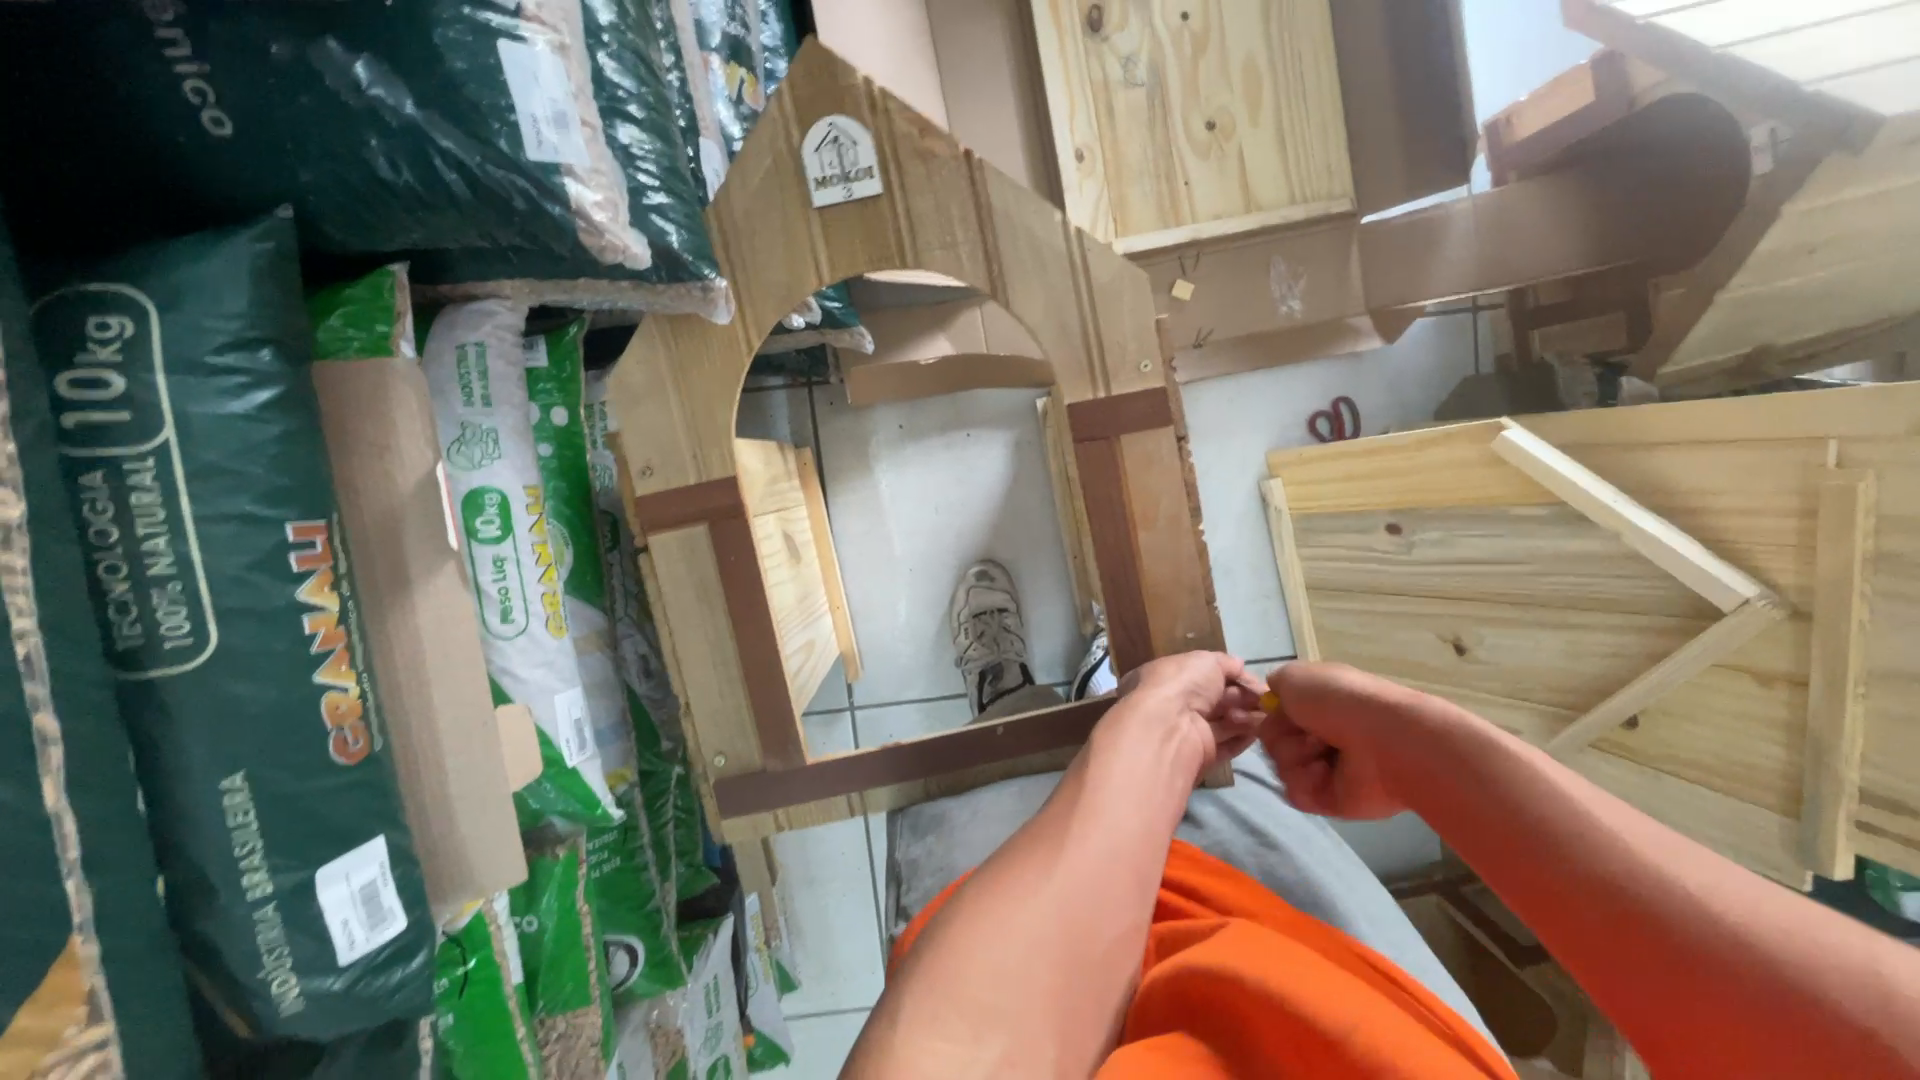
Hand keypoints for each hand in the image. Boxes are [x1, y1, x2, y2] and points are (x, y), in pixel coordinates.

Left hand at [1092, 652, 1265, 785]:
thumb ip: (1226, 663)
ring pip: (1225, 722)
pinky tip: (1259, 729)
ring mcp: (1188, 731)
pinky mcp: (1202, 755)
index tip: (1255, 681)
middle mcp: (1175, 704)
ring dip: (1244, 716)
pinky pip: (1227, 744)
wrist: (1170, 726)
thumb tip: (1239, 665)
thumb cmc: (1183, 684)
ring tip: (1259, 713)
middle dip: (1242, 697)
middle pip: (1217, 700)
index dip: (1229, 677)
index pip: (1202, 675)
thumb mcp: (1205, 660)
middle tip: (1265, 699)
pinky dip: (1244, 736)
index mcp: (1168, 677)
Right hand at [1262, 662, 1440, 819]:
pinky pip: (1294, 793)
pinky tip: (1325, 774)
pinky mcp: (1328, 799)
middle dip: (1284, 736)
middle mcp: (1320, 736)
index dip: (1273, 714)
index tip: (1279, 710)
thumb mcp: (1297, 676)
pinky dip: (1304, 782)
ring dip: (1295, 757)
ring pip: (1281, 766)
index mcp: (1317, 706)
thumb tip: (1272, 697)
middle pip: (1273, 741)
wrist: (1385, 741)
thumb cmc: (1342, 701)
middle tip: (1311, 733)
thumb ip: (1277, 683)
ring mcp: (1325, 769)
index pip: (1276, 715)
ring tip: (1325, 753)